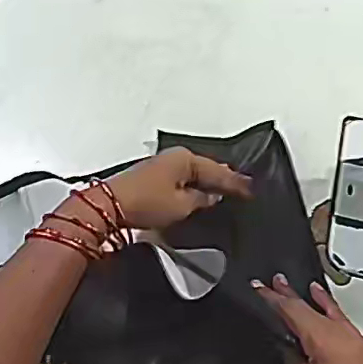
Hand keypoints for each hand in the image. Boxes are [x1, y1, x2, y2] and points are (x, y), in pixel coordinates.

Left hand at [93, 148, 251, 230]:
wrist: (110, 206)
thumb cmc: (146, 202)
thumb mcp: (181, 205)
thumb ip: (201, 200)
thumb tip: (210, 196)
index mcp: (186, 159)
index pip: (219, 172)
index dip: (236, 183)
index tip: (252, 190)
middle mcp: (175, 157)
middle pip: (206, 169)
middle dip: (223, 178)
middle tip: (244, 186)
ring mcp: (162, 165)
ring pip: (194, 173)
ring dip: (208, 181)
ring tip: (228, 188)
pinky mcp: (153, 177)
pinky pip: (182, 178)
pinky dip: (194, 184)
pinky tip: (201, 191)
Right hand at [254, 274, 362, 363]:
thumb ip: (292, 361)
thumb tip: (289, 346)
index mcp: (327, 341)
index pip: (293, 309)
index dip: (273, 298)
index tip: (259, 287)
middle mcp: (347, 337)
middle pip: (312, 307)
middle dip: (290, 294)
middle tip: (274, 282)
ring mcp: (360, 345)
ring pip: (330, 313)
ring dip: (312, 301)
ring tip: (300, 288)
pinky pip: (343, 323)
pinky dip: (330, 312)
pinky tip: (326, 309)